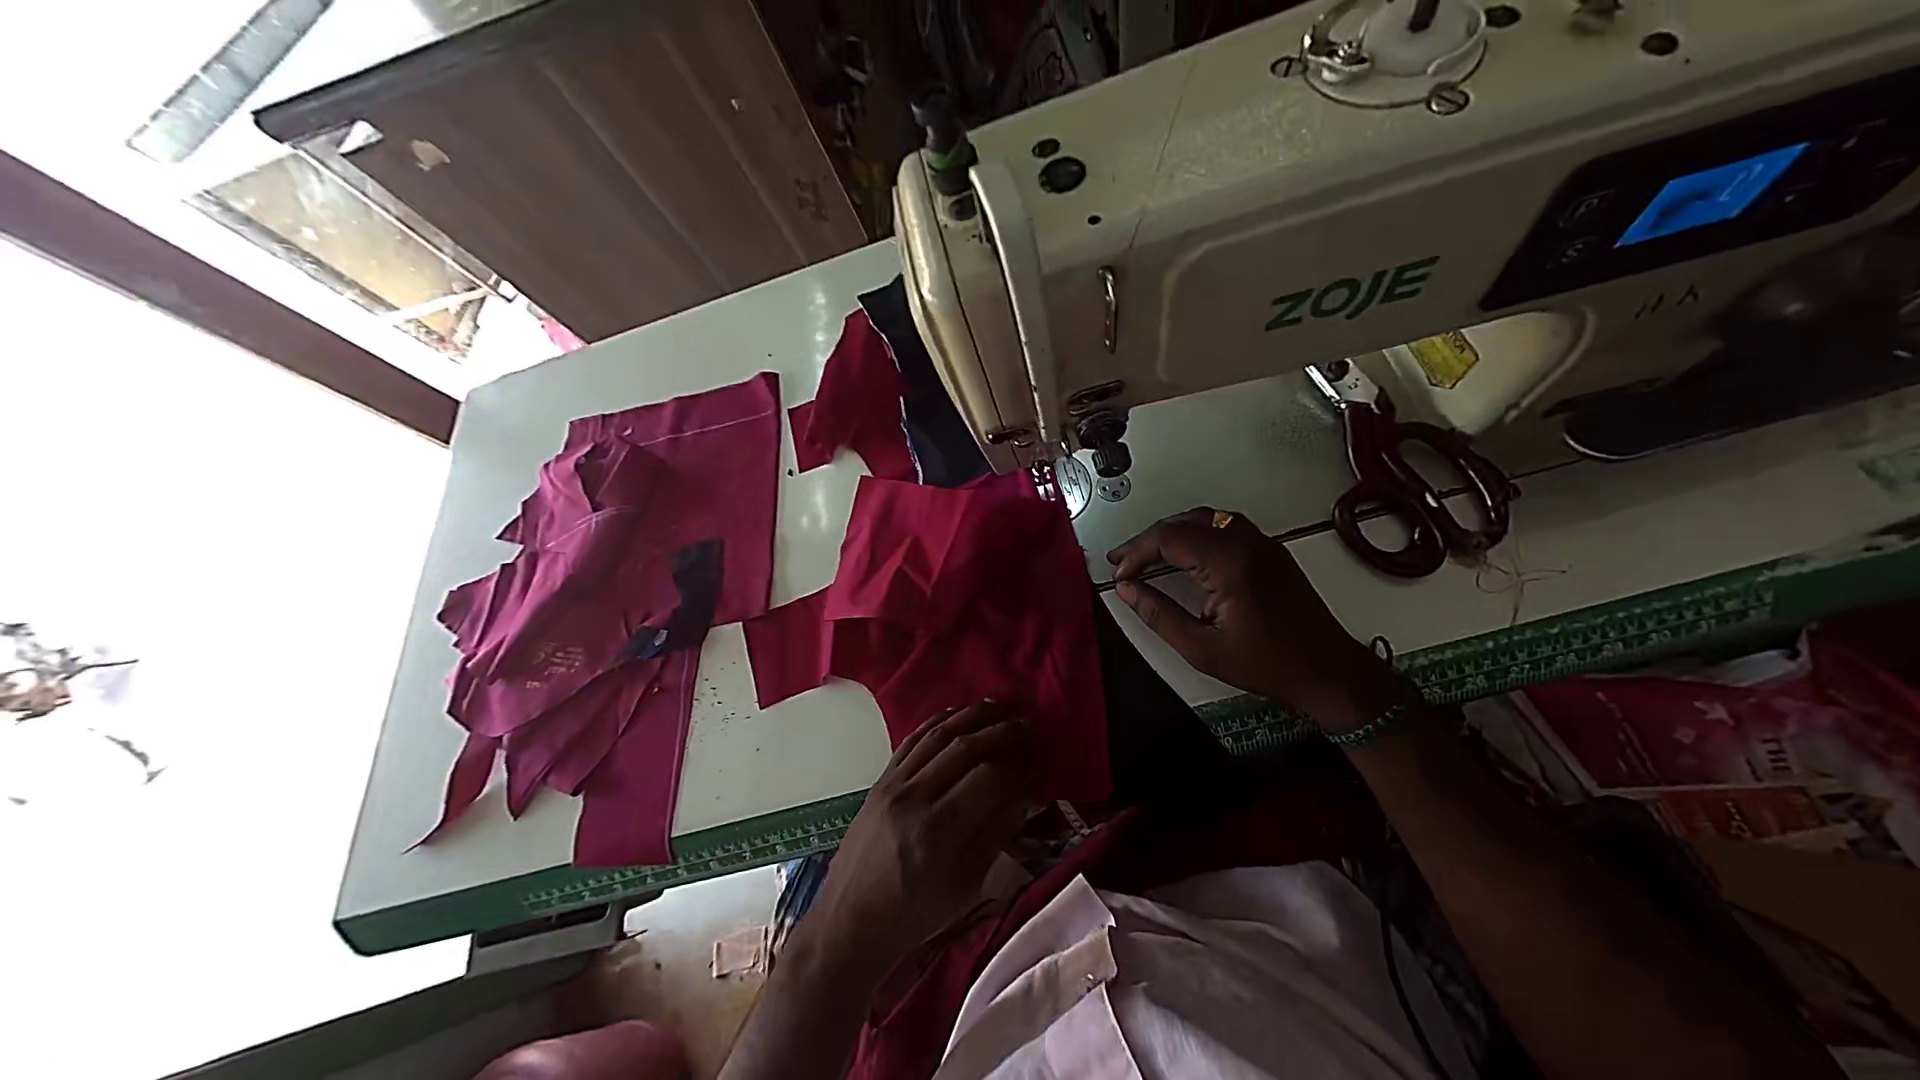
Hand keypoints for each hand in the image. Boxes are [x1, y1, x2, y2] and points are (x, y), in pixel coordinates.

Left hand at [807, 702, 1036, 967]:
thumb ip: (995, 836)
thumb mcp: (965, 887)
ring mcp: (892, 785)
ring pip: (937, 736)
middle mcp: (913, 798)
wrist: (849, 923)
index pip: (988, 779)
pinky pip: (911, 741)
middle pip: (964, 747)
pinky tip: (956, 714)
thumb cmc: (913, 915)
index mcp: (937, 831)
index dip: (1018, 772)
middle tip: (1027, 723)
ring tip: (999, 706)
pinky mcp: (880, 782)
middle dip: (1001, 730)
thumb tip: (1024, 797)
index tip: (1035, 770)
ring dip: (971, 716)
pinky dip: (937, 723)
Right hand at [1107, 508, 1398, 732]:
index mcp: (1230, 563)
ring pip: (1204, 518)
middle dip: (1147, 540)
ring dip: (1171, 533)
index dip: (1136, 553)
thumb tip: (1129, 592)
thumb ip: (1159, 615)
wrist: (1328, 672)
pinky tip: (1184, 553)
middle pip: (1183, 522)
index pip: (1167, 538)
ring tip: (1147, 555)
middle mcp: (1248, 545)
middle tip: (1125, 561)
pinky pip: (1224, 526)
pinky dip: (1195, 534)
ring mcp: (1262, 545)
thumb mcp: (1202, 649)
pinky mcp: (1270, 552)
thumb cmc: (1274, 663)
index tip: (1122, 574)